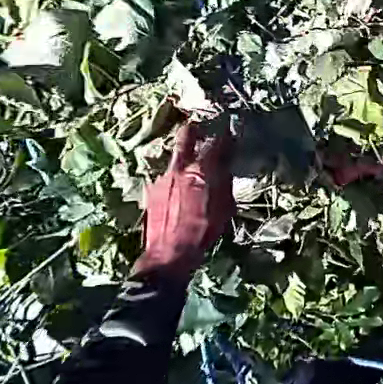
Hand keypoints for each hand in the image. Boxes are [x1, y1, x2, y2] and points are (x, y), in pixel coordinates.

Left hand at [137, 122, 233, 279]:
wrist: (168, 254)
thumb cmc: (203, 231)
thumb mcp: (225, 207)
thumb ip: (225, 181)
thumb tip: (226, 166)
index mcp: (201, 170)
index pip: (216, 142)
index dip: (225, 136)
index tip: (230, 134)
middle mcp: (179, 168)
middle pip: (186, 135)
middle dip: (195, 129)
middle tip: (203, 131)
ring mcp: (163, 177)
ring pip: (176, 158)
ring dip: (186, 159)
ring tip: (193, 170)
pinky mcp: (152, 189)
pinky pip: (168, 175)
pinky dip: (176, 178)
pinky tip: (181, 191)